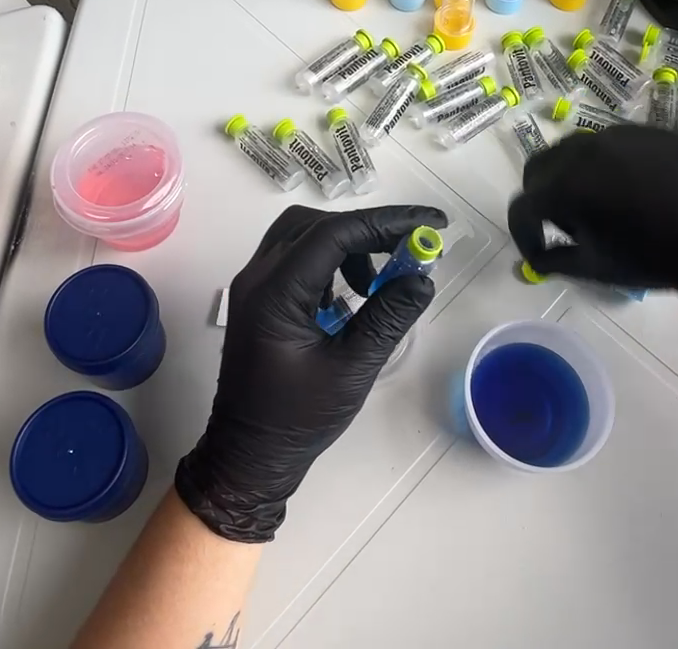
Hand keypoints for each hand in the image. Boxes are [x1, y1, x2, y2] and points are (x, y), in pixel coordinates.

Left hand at [175, 204, 446, 542]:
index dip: (387, 222)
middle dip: (368, 230)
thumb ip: (387, 317)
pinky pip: (297, 259)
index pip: (335, 233)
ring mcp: (254, 286)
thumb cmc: (298, 419)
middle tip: (410, 249)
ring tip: (378, 283)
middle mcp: (258, 277)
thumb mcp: (353, 369)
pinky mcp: (260, 298)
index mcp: (277, 292)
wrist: (247, 455)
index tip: (430, 224)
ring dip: (348, 246)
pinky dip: (330, 263)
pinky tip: (352, 297)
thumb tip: (422, 279)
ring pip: (304, 236)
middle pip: (316, 225)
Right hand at [508, 126, 677, 312]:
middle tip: (564, 224)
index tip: (540, 253)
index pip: (523, 206)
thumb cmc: (655, 257)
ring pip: (573, 150)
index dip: (525, 234)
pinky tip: (631, 189)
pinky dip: (605, 165)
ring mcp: (614, 135)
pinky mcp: (644, 131)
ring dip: (571, 176)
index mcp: (563, 186)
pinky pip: (609, 144)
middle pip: (540, 168)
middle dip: (542, 196)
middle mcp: (580, 151)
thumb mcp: (596, 268)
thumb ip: (555, 261)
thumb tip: (535, 260)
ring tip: (598, 204)